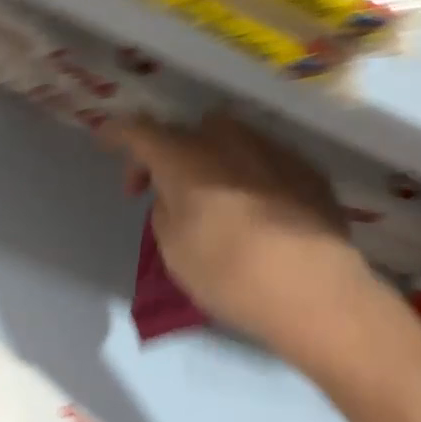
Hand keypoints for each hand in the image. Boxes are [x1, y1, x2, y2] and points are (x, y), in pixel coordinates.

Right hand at [109, 113, 384, 370]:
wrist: (313, 291)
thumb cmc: (228, 275)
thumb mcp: (173, 251)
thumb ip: (164, 210)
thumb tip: (173, 194)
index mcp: (185, 160)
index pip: (141, 131)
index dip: (120, 134)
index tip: (108, 143)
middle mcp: (229, 141)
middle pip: (191, 131)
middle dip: (172, 152)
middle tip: (165, 188)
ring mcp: (274, 150)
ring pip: (232, 140)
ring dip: (213, 161)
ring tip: (213, 198)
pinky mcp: (308, 169)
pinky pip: (266, 160)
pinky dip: (250, 175)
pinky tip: (255, 210)